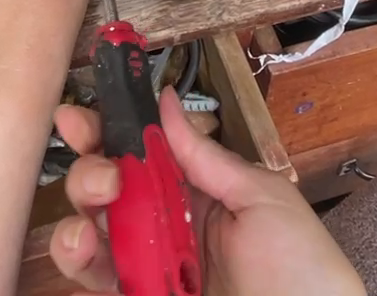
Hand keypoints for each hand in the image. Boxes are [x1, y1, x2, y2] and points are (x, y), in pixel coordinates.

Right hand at [51, 87, 364, 295]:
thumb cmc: (299, 265)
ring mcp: (149, 264)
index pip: (140, 151)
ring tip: (93, 213)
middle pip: (106, 185)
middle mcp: (164, 222)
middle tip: (107, 175)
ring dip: (77, 211)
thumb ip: (203, 155)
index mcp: (194, 188)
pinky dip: (78, 256)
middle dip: (89, 167)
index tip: (76, 116)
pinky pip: (96, 277)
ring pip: (91, 229)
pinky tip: (84, 243)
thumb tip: (164, 99)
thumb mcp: (259, 196)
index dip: (106, 130)